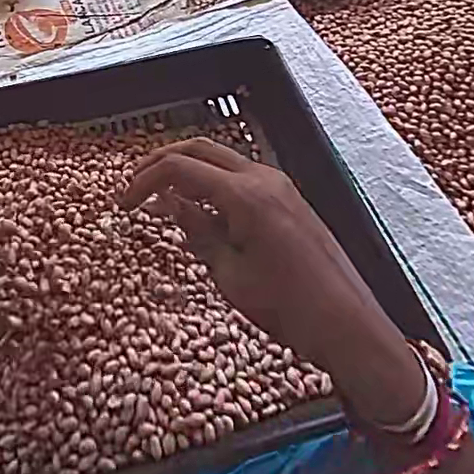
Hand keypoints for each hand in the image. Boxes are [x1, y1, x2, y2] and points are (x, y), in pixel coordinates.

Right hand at [118, 139, 423, 425]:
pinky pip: (240, 177)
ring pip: (221, 159)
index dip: (144, 181)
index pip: (179, 168)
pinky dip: (212, 183)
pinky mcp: (287, 198)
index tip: (124, 203)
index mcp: (245, 196)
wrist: (348, 324)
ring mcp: (279, 185)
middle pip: (199, 149)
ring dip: (188, 170)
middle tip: (135, 185)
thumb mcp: (229, 274)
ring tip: (162, 199)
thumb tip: (169, 203)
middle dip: (162, 161)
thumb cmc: (289, 308)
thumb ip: (197, 230)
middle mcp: (263, 179)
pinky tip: (200, 211)